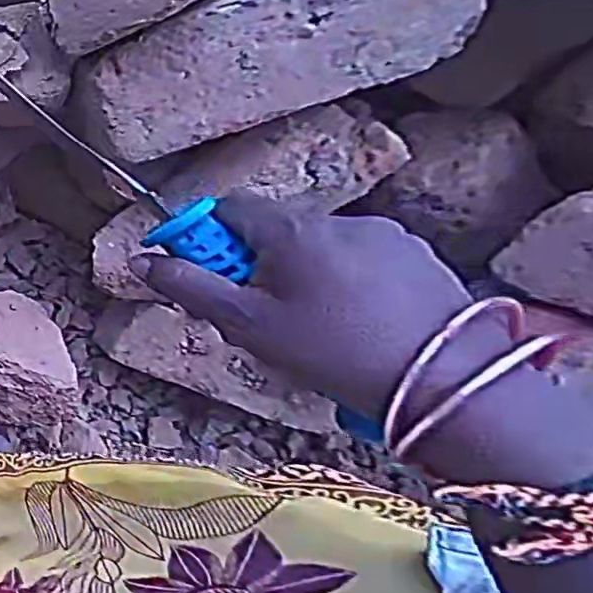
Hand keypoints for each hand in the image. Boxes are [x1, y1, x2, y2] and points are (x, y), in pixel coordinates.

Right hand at [130, 195, 487, 418]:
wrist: (451, 384)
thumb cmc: (329, 349)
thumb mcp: (242, 321)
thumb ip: (185, 284)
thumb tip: (141, 260)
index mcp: (294, 230)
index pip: (224, 207)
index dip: (198, 234)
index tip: (193, 270)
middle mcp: (341, 220)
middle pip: (267, 228)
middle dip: (242, 260)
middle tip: (241, 307)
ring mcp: (387, 237)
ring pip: (309, 244)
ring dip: (287, 270)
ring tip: (295, 319)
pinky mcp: (418, 259)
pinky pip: (351, 257)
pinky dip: (330, 278)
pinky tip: (339, 319)